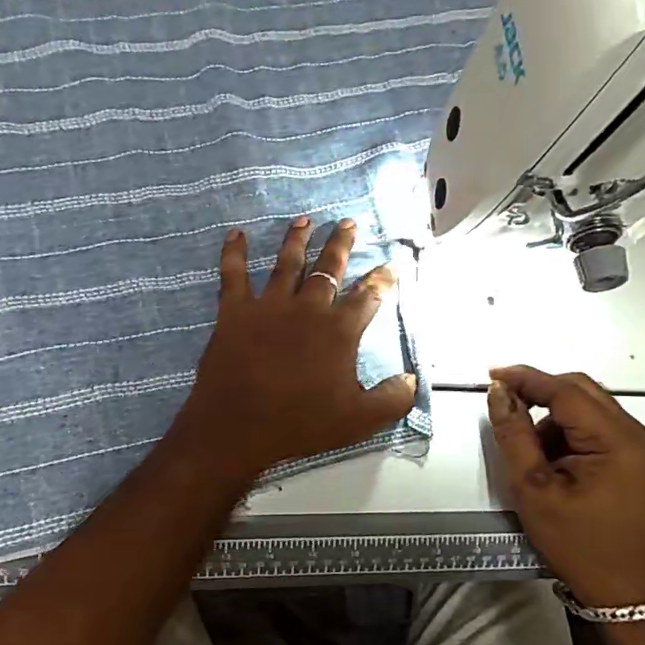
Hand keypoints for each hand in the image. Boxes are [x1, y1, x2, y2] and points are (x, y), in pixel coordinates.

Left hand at [169, 216, 417, 476]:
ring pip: (286, 262)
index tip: (389, 265)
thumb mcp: (359, 420)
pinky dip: (234, 252)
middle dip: (341, 243)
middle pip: (328, 268)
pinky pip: (232, 274)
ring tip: (305, 220)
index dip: (381, 279)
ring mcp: (268, 305)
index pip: (367, 296)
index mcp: (339, 330)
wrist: (239, 425)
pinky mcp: (234, 310)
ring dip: (297, 239)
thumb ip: (392, 399)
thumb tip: (412, 380)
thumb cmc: (300, 423)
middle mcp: (306, 308)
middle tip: (349, 223)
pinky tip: (236, 233)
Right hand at [487, 365, 644, 607]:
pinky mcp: (633, 456)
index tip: (491, 374)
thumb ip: (514, 434)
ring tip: (530, 450)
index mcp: (617, 441)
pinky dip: (565, 429)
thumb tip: (499, 392)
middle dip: (538, 391)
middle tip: (501, 401)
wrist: (619, 588)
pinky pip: (593, 424)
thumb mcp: (532, 487)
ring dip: (551, 413)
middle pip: (580, 389)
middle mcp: (635, 434)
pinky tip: (550, 458)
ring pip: (585, 405)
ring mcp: (638, 445)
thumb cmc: (575, 541)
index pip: (565, 391)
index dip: (526, 377)